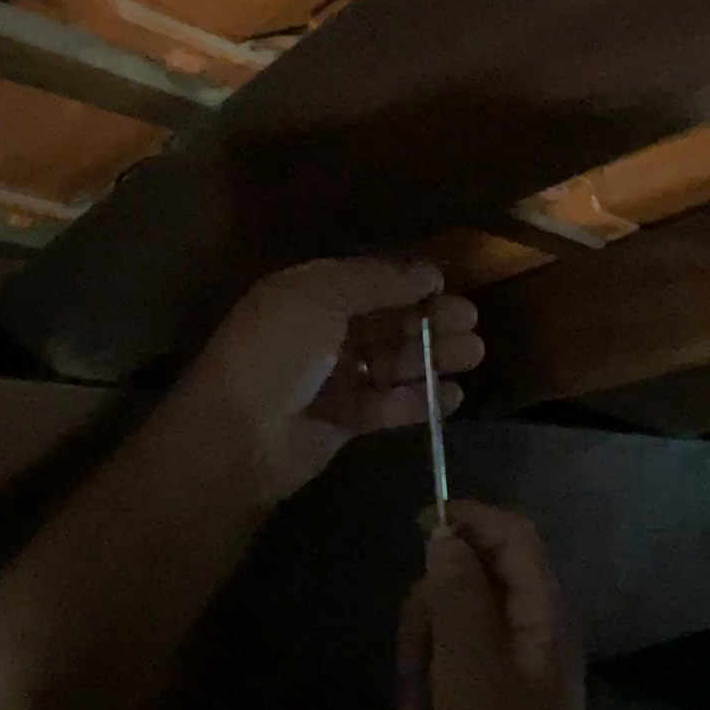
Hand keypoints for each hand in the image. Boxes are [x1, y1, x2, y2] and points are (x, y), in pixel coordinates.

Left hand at [177, 258, 484, 499]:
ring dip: (432, 358)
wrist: (236, 439)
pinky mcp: (344, 421)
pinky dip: (419, 400)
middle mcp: (323, 331)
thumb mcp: (319, 296)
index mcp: (310, 294)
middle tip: (471, 324)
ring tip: (472, 356)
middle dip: (429, 321)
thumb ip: (376, 281)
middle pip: (387, 321)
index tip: (446, 287)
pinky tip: (451, 397)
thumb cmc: (275, 353)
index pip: (369, 282)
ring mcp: (333, 378)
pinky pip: (389, 405)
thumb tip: (428, 271)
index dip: (407, 284)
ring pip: (394, 362)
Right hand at [397, 502, 584, 709]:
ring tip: (412, 693)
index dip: (471, 517)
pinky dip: (432, 669)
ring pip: (459, 616)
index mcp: (546, 609)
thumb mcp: (471, 663)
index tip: (421, 523)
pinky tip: (419, 701)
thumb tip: (444, 532)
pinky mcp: (498, 686)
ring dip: (426, 641)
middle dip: (433, 601)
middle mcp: (536, 625)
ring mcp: (518, 657)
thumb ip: (458, 595)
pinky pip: (457, 655)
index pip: (515, 534)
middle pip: (478, 575)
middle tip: (411, 642)